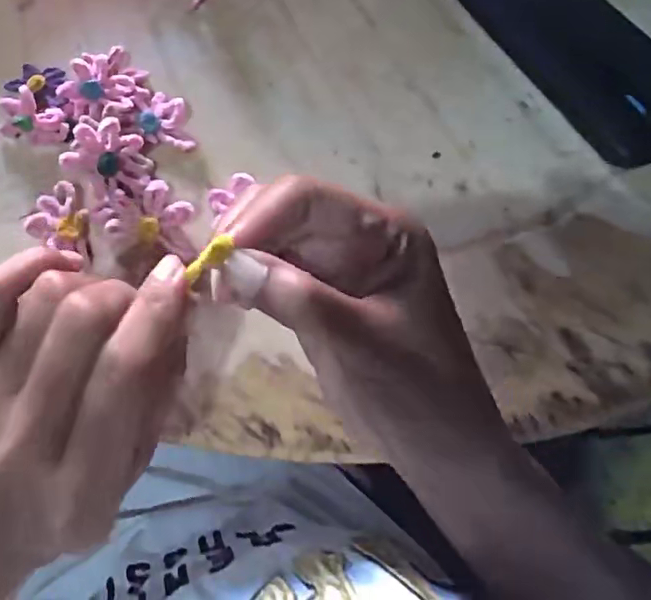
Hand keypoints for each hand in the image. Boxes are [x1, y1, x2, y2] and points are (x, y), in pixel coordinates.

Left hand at [0, 247, 191, 573]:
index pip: (120, 375)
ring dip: (88, 280)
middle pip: (80, 321)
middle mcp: (22, 439)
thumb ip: (158, 395)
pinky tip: (65, 265)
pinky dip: (34, 260)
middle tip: (136, 301)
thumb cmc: (73, 499)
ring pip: (44, 296)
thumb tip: (177, 309)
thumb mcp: (131, 470)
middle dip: (122, 294)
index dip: (154, 312)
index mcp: (78, 487)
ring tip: (102, 297)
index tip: (176, 274)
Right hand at [220, 175, 510, 459]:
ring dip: (237, 251)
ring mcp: (334, 257)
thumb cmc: (416, 394)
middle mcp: (355, 231)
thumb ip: (297, 298)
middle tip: (211, 273)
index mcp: (383, 231)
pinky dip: (244, 272)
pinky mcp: (315, 284)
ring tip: (215, 287)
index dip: (260, 216)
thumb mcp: (358, 344)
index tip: (222, 253)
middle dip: (244, 231)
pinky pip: (270, 262)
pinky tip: (227, 294)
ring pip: (270, 231)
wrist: (440, 452)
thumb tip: (229, 263)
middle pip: (283, 206)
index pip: (308, 197)